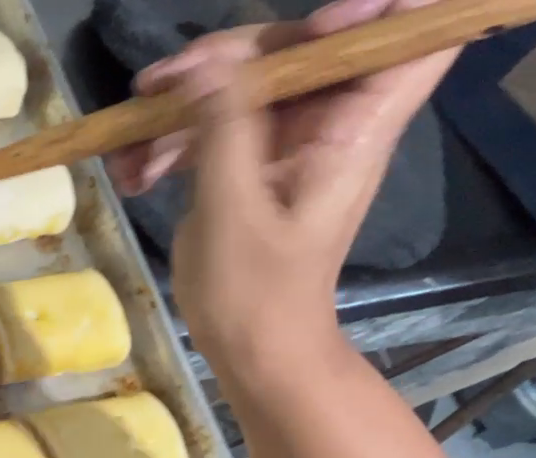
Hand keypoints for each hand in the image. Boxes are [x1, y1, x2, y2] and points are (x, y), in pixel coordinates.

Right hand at [104, 0, 457, 367]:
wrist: (251, 346)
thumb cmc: (253, 289)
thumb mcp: (231, 211)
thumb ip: (223, 132)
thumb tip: (206, 66)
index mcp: (355, 127)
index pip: (408, 34)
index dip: (367, 14)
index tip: (305, 30)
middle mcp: (330, 124)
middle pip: (298, 54)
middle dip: (227, 60)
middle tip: (158, 83)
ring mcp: (287, 147)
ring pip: (242, 93)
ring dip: (178, 112)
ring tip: (127, 149)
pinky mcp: (249, 169)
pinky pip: (212, 134)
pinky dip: (169, 147)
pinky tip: (133, 176)